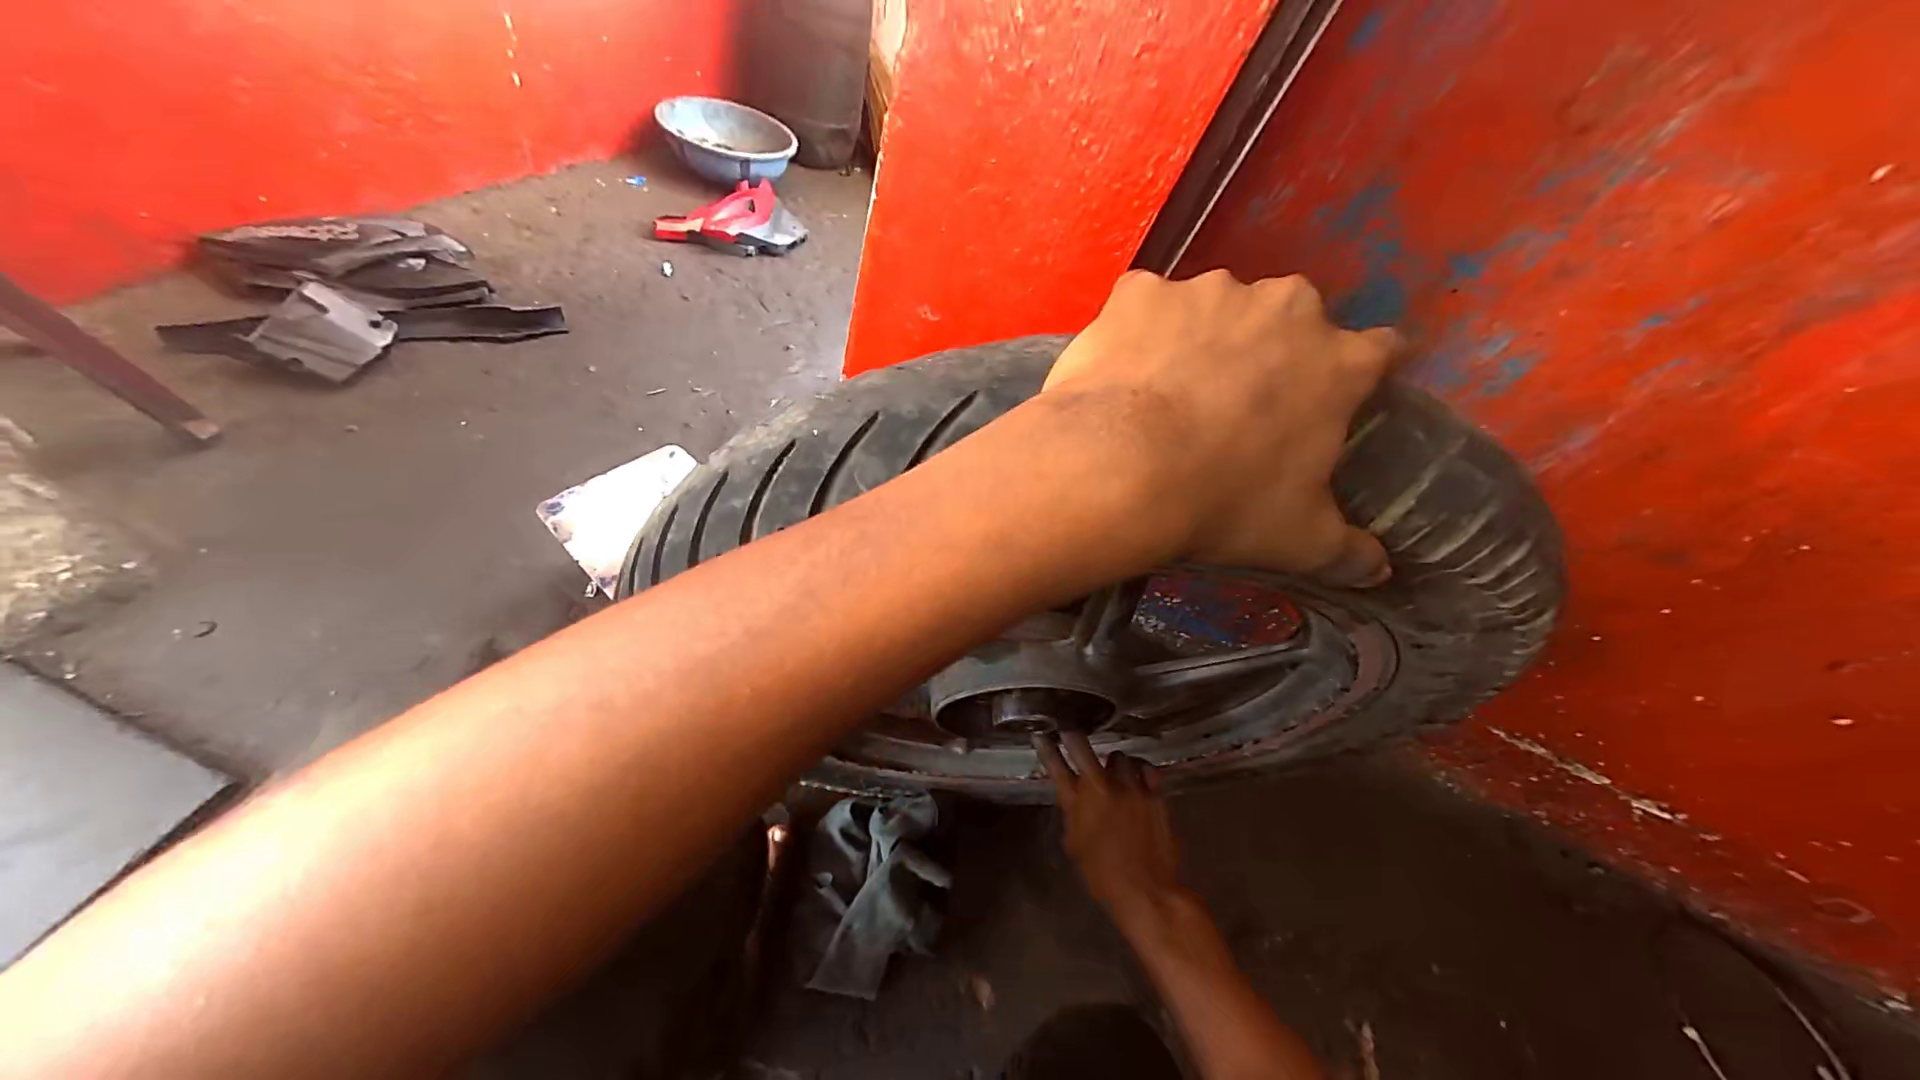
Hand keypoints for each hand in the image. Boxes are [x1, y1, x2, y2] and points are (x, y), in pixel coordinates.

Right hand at [1035, 732, 1183, 930]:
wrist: (1145, 890)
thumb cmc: (1103, 875)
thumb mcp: (1076, 844)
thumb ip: (1074, 815)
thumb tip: (1076, 800)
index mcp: (1076, 803)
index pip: (1055, 767)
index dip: (1046, 748)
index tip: (1040, 735)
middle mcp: (1101, 788)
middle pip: (1082, 749)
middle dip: (1074, 738)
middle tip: (1072, 733)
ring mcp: (1129, 788)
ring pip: (1120, 757)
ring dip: (1115, 763)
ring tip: (1116, 771)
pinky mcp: (1154, 794)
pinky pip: (1148, 770)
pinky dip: (1142, 771)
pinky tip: (1141, 776)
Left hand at [1040, 270, 1398, 584]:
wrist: (1119, 470)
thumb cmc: (1221, 504)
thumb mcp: (1296, 541)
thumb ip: (1345, 551)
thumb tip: (1378, 572)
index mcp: (1338, 361)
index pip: (1378, 353)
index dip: (1360, 374)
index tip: (1338, 395)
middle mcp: (1283, 307)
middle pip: (1289, 322)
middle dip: (1270, 354)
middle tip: (1232, 404)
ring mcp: (1207, 292)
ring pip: (1214, 310)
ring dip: (1199, 340)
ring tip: (1163, 394)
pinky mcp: (1140, 292)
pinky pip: (1144, 307)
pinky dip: (1136, 332)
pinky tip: (1120, 373)